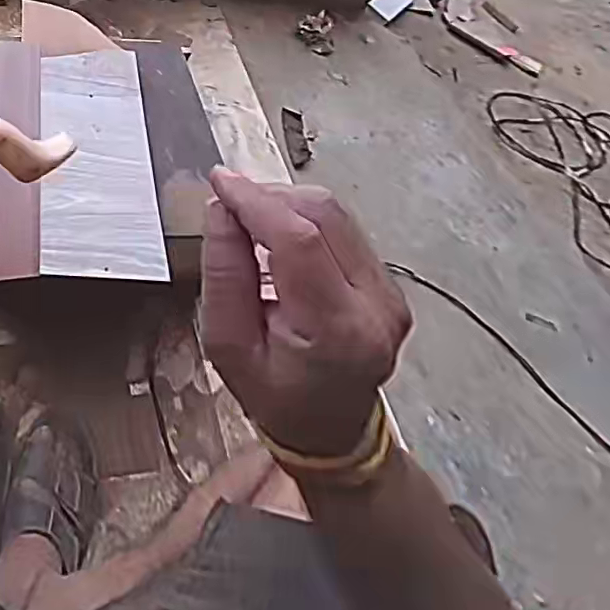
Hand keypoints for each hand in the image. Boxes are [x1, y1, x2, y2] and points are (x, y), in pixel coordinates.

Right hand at [198, 168, 410, 458]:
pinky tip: (272, 234)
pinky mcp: (386, 282)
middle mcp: (376, 306)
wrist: (328, 428)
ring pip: (334, 214)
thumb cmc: (272, 394)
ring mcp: (389, 293)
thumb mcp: (226, 343)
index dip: (255, 201)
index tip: (220, 181)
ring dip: (282, 203)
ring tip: (245, 221)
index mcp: (336, 331)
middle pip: (323, 215)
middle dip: (266, 196)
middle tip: (226, 204)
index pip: (298, 240)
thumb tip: (222, 211)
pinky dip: (299, 217)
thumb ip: (224, 275)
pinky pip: (341, 228)